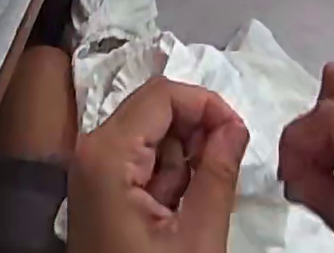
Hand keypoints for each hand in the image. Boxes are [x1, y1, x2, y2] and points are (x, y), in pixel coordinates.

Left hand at [68, 76, 249, 252]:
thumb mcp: (196, 240)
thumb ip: (218, 174)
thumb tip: (236, 124)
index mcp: (107, 151)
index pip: (161, 95)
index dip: (205, 104)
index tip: (240, 131)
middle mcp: (93, 146)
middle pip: (154, 109)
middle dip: (195, 133)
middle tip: (223, 172)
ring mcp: (93, 164)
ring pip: (151, 133)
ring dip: (183, 159)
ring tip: (192, 208)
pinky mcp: (100, 184)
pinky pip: (141, 158)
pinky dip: (168, 175)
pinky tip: (177, 212)